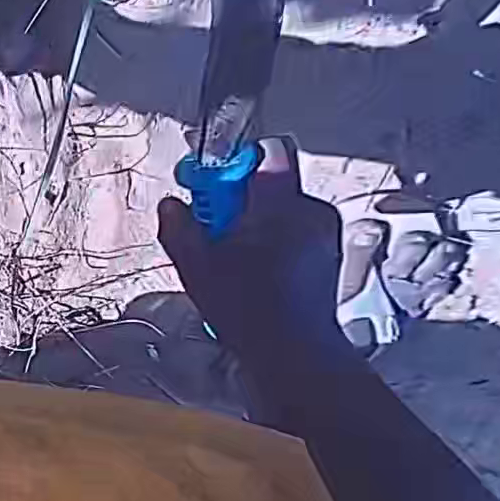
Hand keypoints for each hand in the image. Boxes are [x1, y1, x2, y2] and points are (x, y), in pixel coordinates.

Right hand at [157, 136, 353, 367]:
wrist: (291, 348)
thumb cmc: (244, 306)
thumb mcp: (195, 266)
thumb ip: (180, 227)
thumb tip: (172, 204)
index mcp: (279, 207)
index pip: (267, 153)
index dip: (234, 164)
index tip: (210, 189)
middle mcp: (310, 211)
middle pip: (268, 182)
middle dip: (235, 200)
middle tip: (212, 231)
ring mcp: (324, 230)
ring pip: (278, 206)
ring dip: (251, 221)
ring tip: (231, 256)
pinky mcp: (327, 248)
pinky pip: (291, 226)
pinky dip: (268, 237)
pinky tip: (251, 267)